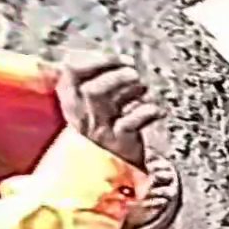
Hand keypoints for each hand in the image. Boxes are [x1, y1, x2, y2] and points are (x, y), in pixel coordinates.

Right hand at [55, 53, 163, 167]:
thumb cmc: (107, 133)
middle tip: (133, 69)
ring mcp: (99, 127)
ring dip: (123, 86)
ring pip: (101, 97)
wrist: (108, 169)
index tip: (120, 59)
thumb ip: (110, 89)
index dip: (95, 60)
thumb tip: (129, 69)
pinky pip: (129, 123)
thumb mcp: (100, 109)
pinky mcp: (120, 142)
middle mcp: (81, 111)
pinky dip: (144, 113)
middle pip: (87, 83)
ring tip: (142, 84)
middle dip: (110, 71)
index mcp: (71, 98)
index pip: (71, 69)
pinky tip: (157, 110)